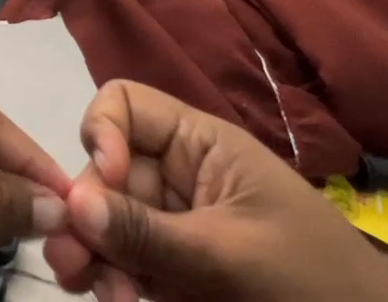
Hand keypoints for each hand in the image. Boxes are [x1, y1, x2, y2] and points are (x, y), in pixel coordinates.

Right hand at [44, 80, 387, 301]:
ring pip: (108, 222)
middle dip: (85, 215)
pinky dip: (112, 282)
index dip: (100, 134)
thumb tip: (71, 202)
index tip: (100, 187)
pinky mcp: (178, 274)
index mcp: (201, 146)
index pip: (125, 106)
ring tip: (87, 290)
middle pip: (106, 172)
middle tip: (69, 264)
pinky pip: (127, 263)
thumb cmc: (318, 291)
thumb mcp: (231, 260)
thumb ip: (146, 233)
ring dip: (92, 256)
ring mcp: (178, 227)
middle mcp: (180, 176)